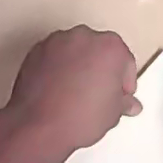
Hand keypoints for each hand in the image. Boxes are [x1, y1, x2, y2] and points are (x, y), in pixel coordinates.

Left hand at [0, 26, 140, 162]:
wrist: (38, 126)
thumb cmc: (75, 117)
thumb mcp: (113, 113)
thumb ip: (123, 102)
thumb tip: (125, 103)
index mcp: (111, 47)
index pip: (125, 61)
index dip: (124, 81)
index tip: (121, 94)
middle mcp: (84, 37)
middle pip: (100, 51)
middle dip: (102, 70)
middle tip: (101, 94)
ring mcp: (58, 41)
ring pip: (75, 51)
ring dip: (79, 67)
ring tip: (77, 94)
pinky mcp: (37, 50)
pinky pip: (54, 57)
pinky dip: (58, 68)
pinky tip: (59, 90)